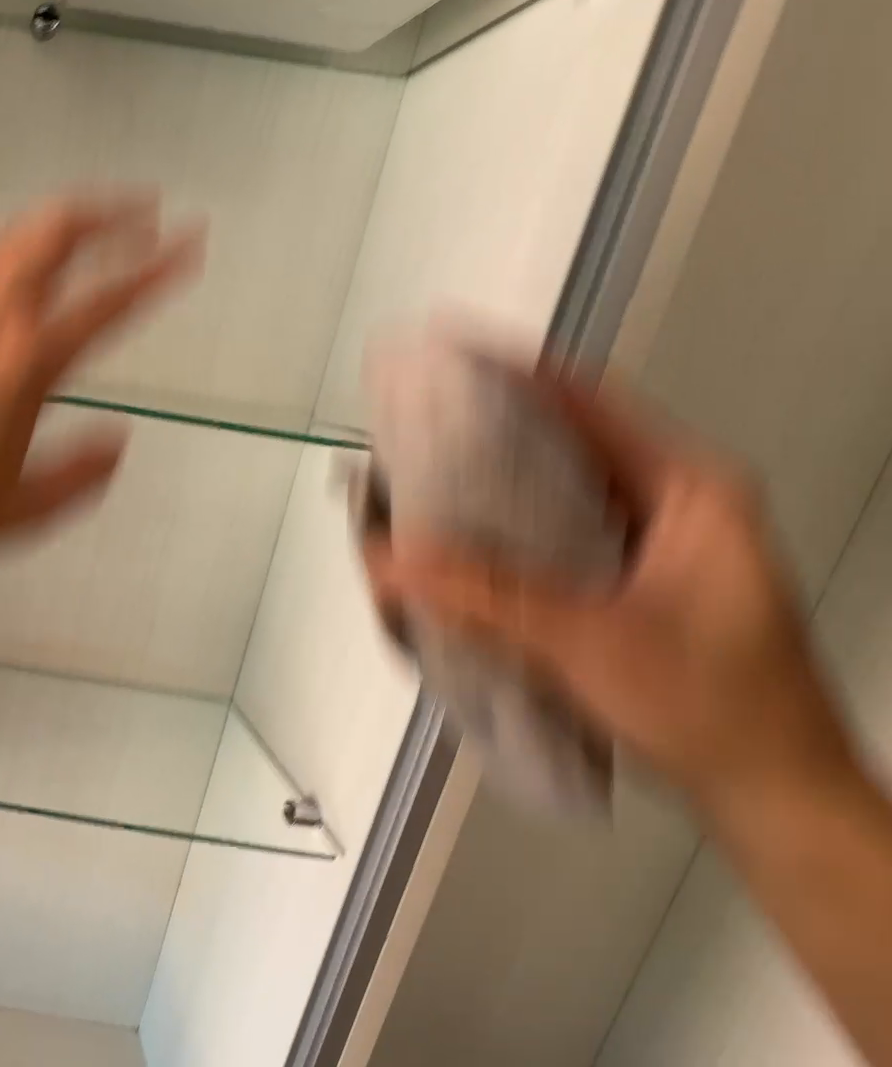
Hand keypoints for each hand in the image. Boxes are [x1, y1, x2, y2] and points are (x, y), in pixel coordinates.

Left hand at [0, 196, 203, 557]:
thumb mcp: (15, 513)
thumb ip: (78, 477)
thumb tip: (118, 443)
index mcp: (25, 361)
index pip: (109, 300)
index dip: (159, 268)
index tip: (191, 242)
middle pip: (55, 233)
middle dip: (109, 212)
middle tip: (141, 212)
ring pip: (4, 238)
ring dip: (49, 227)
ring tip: (74, 234)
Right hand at [365, 378, 859, 817]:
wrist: (771, 797)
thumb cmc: (714, 709)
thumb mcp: (590, 640)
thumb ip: (480, 594)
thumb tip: (382, 558)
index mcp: (687, 490)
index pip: (586, 402)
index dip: (509, 373)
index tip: (440, 358)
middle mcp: (666, 505)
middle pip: (555, 447)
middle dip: (475, 443)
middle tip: (403, 439)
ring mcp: (644, 548)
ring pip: (543, 501)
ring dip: (477, 500)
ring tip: (409, 497)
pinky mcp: (621, 587)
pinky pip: (541, 546)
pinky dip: (491, 547)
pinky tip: (446, 561)